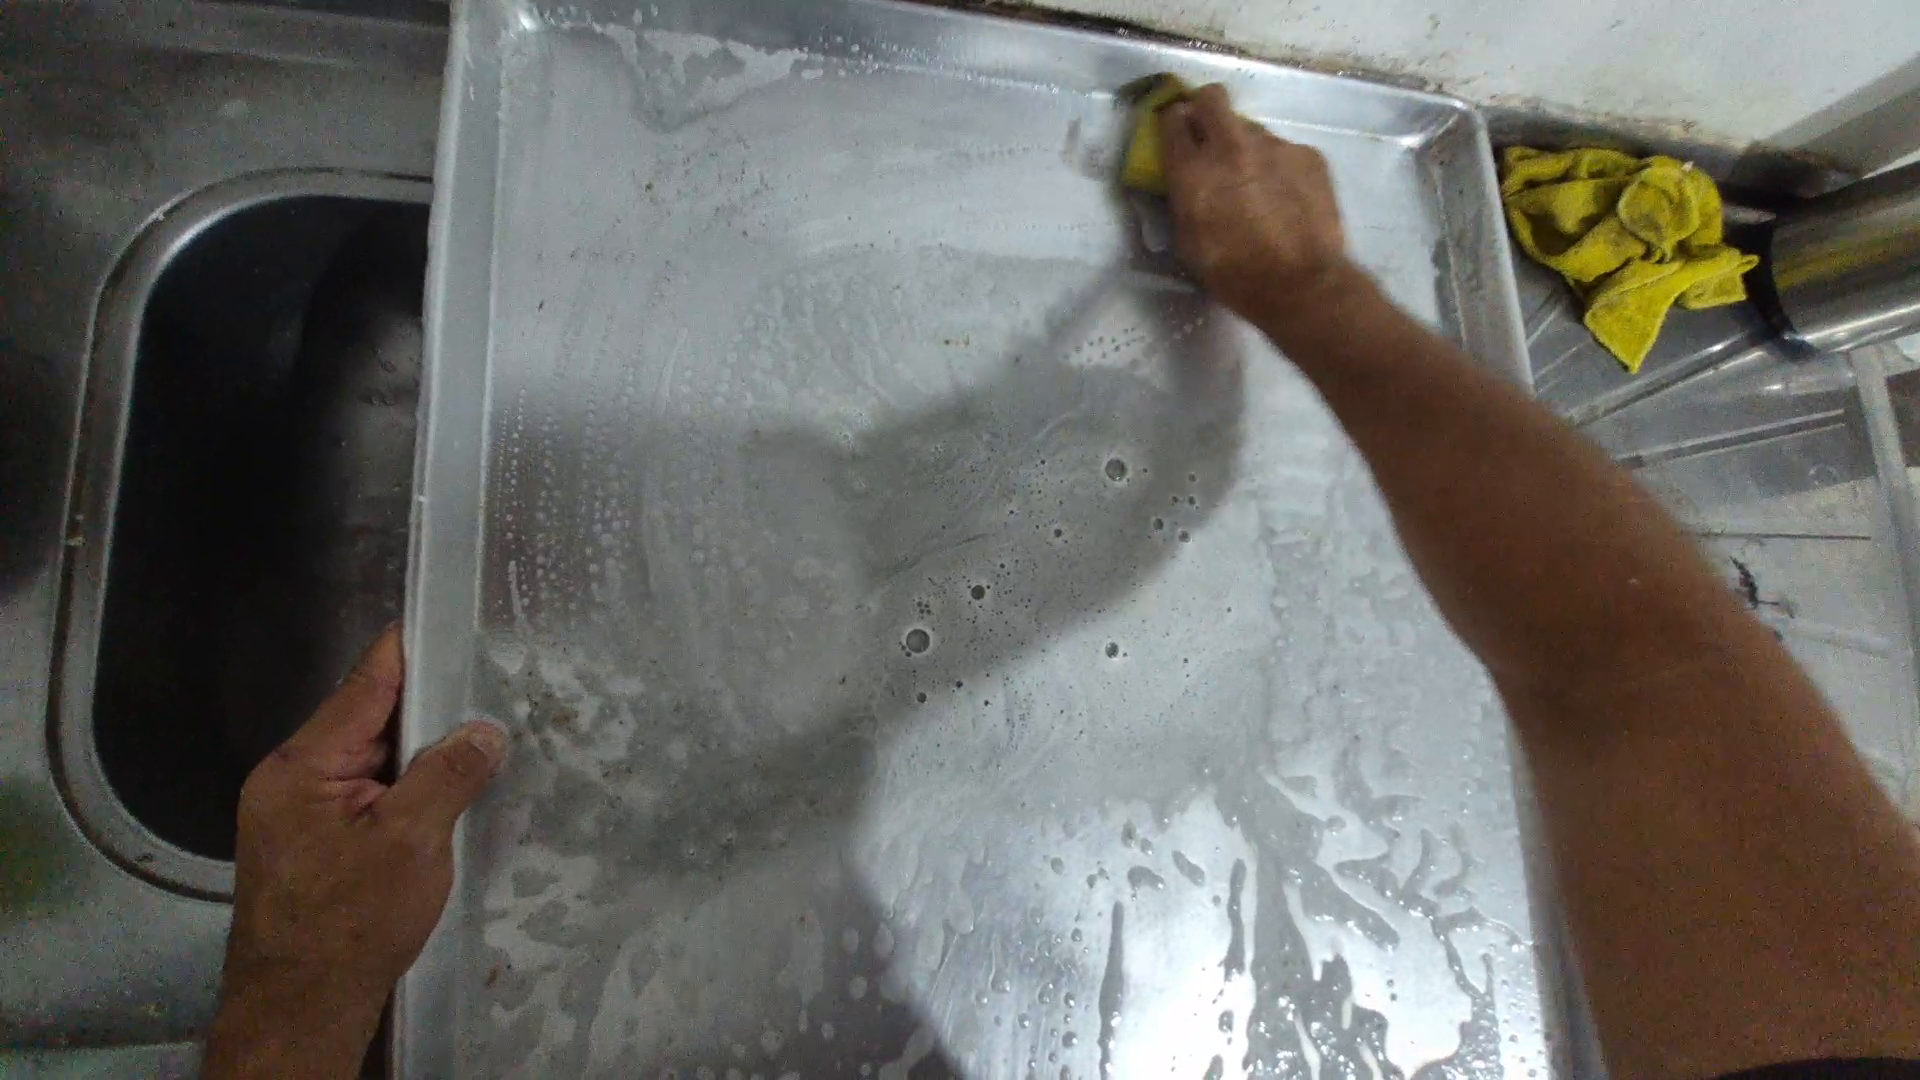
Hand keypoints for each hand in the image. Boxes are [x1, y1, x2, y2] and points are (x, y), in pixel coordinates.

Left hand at [204, 626, 506, 1079]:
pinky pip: (386, 781)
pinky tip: (466, 772)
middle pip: (378, 714)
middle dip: (438, 698)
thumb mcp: (410, 841)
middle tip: (499, 674)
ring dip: (435, 740)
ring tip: (494, 720)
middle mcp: (300, 777)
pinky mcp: (333, 831)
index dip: (410, 647)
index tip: (451, 613)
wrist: (305, 1007)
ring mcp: (314, 806)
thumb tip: (488, 726)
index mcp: (302, 768)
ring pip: (386, 750)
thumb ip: (449, 773)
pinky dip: (425, 773)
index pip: (365, 685)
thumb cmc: (350, 922)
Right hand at [1160, 84, 1353, 321]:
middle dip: (1203, 107)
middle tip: (1204, 130)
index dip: (1170, 122)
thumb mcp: (1189, 244)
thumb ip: (1183, 202)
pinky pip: (1282, 151)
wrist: (1298, 283)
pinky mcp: (1307, 154)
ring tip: (1251, 185)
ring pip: (1249, 130)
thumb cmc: (1233, 275)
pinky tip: (1282, 198)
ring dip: (1242, 147)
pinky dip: (1275, 168)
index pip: (1172, 121)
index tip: (1172, 130)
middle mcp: (1231, 147)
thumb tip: (1184, 181)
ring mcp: (1274, 146)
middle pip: (1212, 98)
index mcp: (1193, 173)